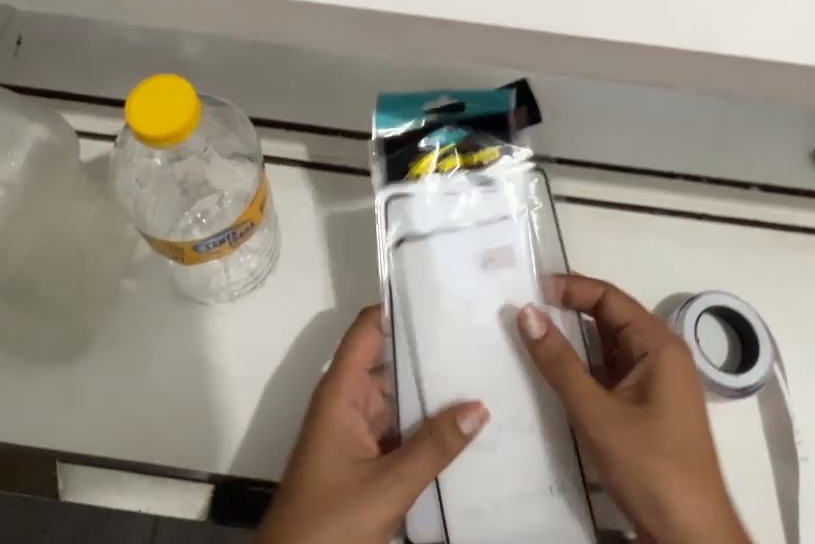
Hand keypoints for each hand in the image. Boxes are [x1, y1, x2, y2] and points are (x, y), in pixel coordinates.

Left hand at [259, 306, 488, 543]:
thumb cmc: (330, 521)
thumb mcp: (388, 485)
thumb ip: (434, 447)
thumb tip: (479, 405)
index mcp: (342, 392)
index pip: (368, 329)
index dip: (398, 306)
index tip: (441, 293)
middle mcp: (349, 402)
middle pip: (391, 361)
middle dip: (429, 350)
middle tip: (480, 334)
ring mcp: (358, 432)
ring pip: (400, 399)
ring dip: (433, 391)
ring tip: (485, 370)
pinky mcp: (367, 460)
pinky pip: (401, 430)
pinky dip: (428, 425)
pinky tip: (467, 424)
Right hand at [519, 275, 749, 543]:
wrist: (691, 536)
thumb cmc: (651, 467)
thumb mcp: (597, 413)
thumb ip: (559, 362)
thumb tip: (525, 312)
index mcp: (658, 345)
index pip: (609, 298)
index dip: (570, 287)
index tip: (528, 286)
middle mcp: (659, 356)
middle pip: (608, 319)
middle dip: (566, 311)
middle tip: (520, 307)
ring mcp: (653, 384)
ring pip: (606, 348)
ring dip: (571, 341)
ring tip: (527, 334)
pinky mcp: (645, 409)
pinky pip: (608, 374)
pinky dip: (580, 369)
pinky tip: (550, 373)